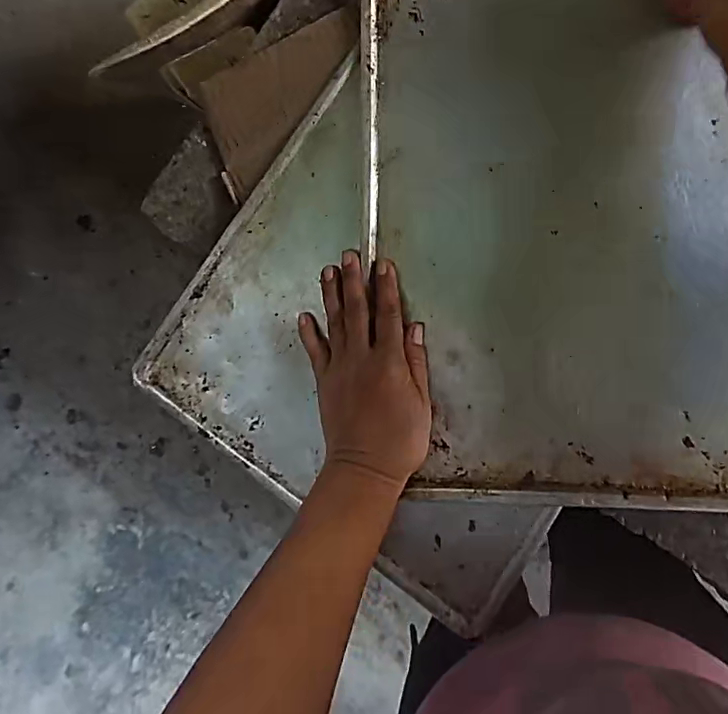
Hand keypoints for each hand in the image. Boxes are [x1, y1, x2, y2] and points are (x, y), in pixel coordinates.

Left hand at [299, 251, 431, 487]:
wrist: (364, 470)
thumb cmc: (401, 438)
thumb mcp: (422, 401)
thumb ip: (416, 362)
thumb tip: (414, 327)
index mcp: (389, 361)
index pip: (389, 315)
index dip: (387, 288)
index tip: (384, 265)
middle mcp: (362, 358)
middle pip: (358, 312)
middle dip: (355, 281)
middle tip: (350, 256)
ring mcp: (339, 369)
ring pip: (335, 324)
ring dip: (332, 296)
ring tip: (329, 271)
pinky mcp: (325, 382)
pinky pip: (316, 352)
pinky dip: (310, 333)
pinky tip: (305, 315)